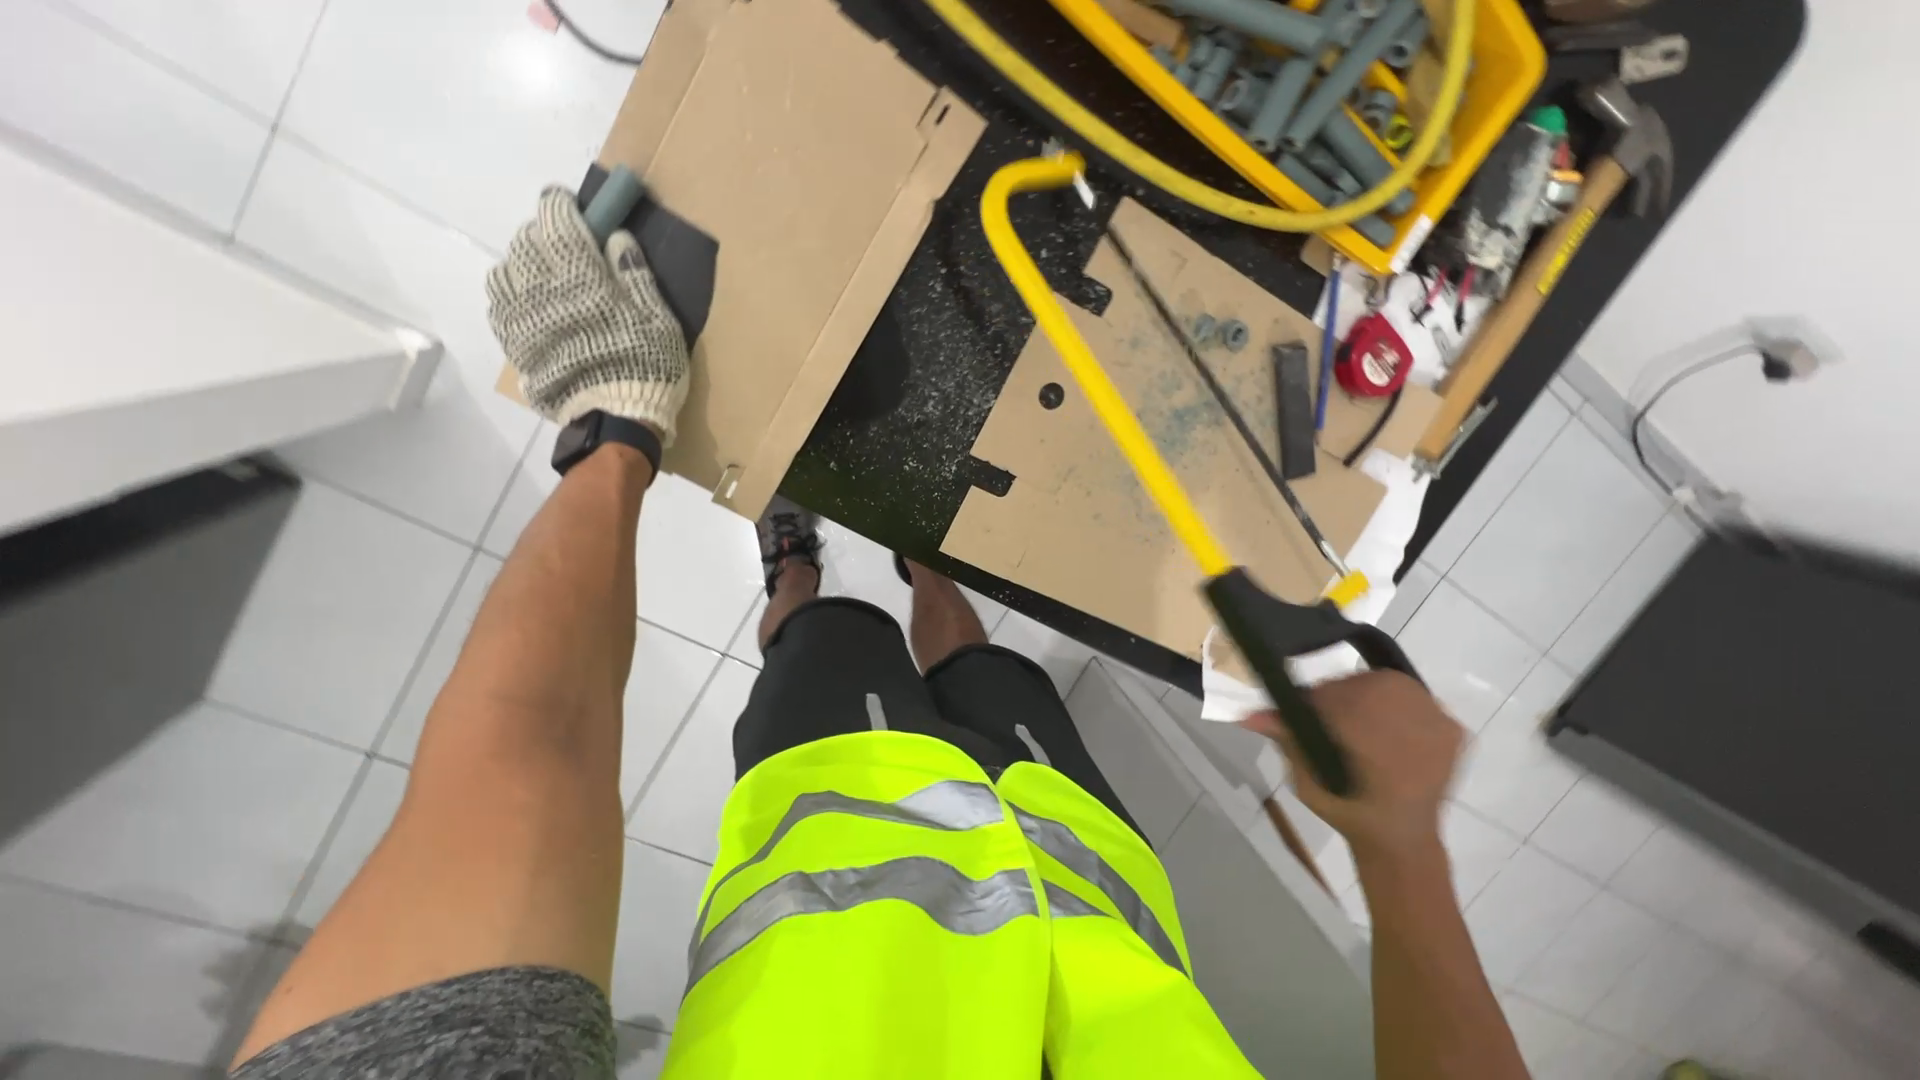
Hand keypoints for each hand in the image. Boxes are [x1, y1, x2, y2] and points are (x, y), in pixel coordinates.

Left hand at [486, 187, 690, 442]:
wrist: (616, 422)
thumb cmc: (646, 366)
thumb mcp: (657, 319)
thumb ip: (635, 276)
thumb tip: (616, 238)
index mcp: (581, 278)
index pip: (558, 223)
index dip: (560, 206)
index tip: (569, 202)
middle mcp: (543, 291)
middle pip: (528, 243)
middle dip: (544, 233)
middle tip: (563, 241)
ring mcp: (523, 318)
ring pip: (507, 271)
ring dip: (524, 263)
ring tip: (544, 273)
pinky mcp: (515, 344)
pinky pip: (501, 305)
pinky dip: (514, 294)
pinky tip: (532, 302)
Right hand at [1241, 671, 1463, 862]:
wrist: (1402, 840)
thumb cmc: (1349, 812)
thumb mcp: (1308, 782)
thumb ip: (1288, 740)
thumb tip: (1249, 714)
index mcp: (1382, 752)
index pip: (1344, 700)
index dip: (1318, 698)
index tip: (1301, 704)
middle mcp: (1420, 734)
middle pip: (1370, 685)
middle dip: (1341, 693)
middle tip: (1322, 708)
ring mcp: (1443, 729)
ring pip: (1393, 685)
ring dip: (1366, 693)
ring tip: (1350, 712)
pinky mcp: (1455, 729)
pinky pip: (1416, 697)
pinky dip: (1394, 701)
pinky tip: (1381, 720)